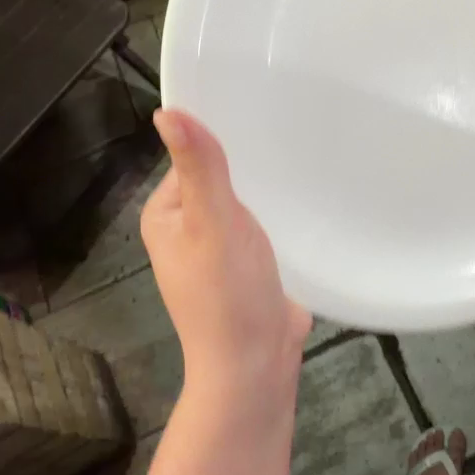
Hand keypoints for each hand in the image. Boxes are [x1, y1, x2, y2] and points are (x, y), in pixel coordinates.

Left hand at [142, 109, 311, 392]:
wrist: (256, 363)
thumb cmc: (226, 292)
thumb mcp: (212, 222)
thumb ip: (199, 168)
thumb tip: (168, 112)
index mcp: (166, 216)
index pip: (192, 157)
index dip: (221, 135)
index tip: (261, 110)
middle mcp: (189, 229)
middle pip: (221, 177)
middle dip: (251, 161)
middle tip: (294, 129)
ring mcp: (221, 249)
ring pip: (247, 200)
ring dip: (270, 185)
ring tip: (308, 152)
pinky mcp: (252, 264)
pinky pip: (266, 224)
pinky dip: (282, 211)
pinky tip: (308, 196)